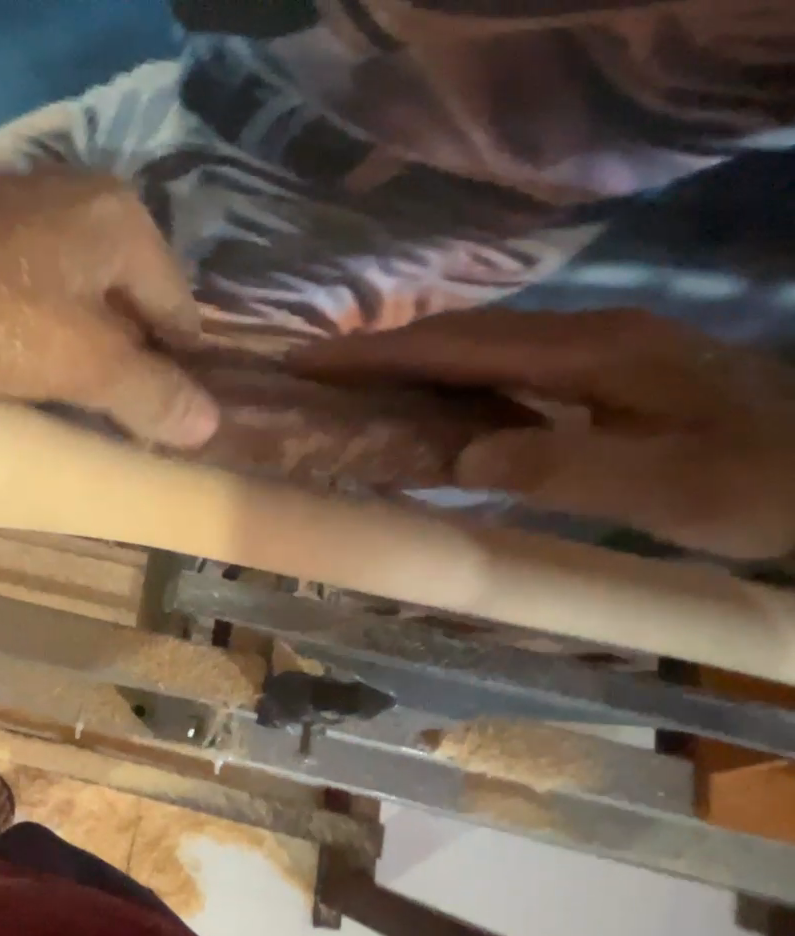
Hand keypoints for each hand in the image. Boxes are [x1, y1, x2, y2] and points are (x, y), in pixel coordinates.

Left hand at [0, 170, 218, 448]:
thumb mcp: (82, 364)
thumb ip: (147, 392)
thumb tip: (208, 426)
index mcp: (122, 216)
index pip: (174, 299)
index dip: (176, 358)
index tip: (170, 402)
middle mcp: (76, 192)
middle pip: (120, 286)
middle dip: (121, 341)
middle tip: (114, 397)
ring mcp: (16, 200)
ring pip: (68, 279)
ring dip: (72, 327)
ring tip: (63, 378)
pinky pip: (21, 274)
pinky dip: (27, 310)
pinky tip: (12, 342)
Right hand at [287, 309, 794, 559]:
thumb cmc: (767, 484)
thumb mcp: (673, 490)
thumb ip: (565, 467)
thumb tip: (462, 456)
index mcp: (594, 354)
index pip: (458, 345)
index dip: (374, 354)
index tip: (302, 363)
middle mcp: (590, 335)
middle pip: (460, 330)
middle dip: (377, 349)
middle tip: (308, 375)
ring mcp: (602, 346)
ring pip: (479, 340)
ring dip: (409, 358)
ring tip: (350, 385)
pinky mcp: (609, 367)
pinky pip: (503, 359)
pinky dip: (447, 372)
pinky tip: (431, 398)